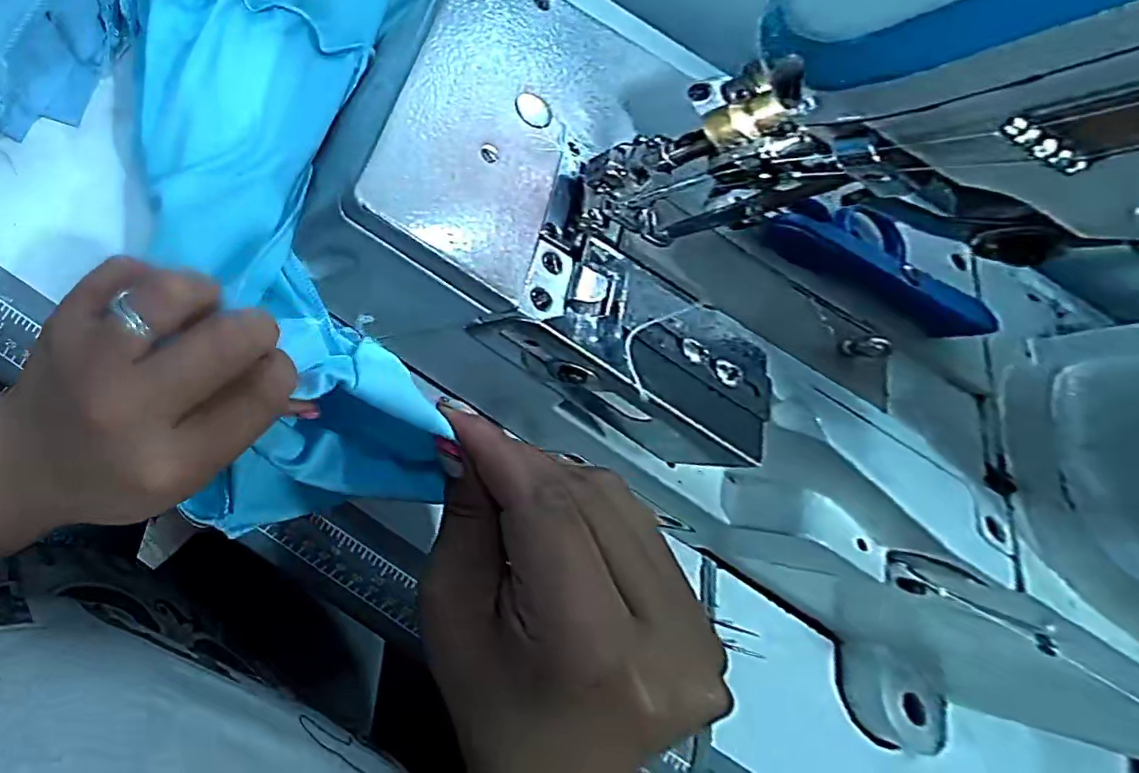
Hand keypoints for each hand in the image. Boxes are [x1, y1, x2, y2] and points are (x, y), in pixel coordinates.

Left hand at [0, 256, 297, 528]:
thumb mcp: (179, 478)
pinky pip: (122, 269)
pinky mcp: (63, 320)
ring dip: (203, 290)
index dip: (279, 370)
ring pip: (169, 292)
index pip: (254, 400)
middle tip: (250, 328)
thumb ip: (233, 423)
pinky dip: (150, 274)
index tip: (274, 362)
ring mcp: (88, 358)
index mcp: (166, 464)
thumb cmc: (110, 477)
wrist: (24, 462)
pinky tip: (152, 296)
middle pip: (222, 342)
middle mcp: (127, 409)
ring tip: (203, 304)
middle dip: (256, 326)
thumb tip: (280, 364)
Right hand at [420, 403, 731, 772]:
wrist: (553, 772)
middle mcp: (668, 640)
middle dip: (520, 460)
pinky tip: (548, 513)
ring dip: (552, 476)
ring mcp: (700, 634)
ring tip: (505, 484)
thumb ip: (464, 520)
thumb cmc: (487, 698)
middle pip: (588, 499)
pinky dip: (584, 501)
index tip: (455, 417)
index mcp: (592, 646)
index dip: (500, 453)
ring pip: (618, 501)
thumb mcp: (449, 606)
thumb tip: (465, 447)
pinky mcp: (705, 624)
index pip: (549, 515)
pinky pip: (639, 526)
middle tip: (469, 450)